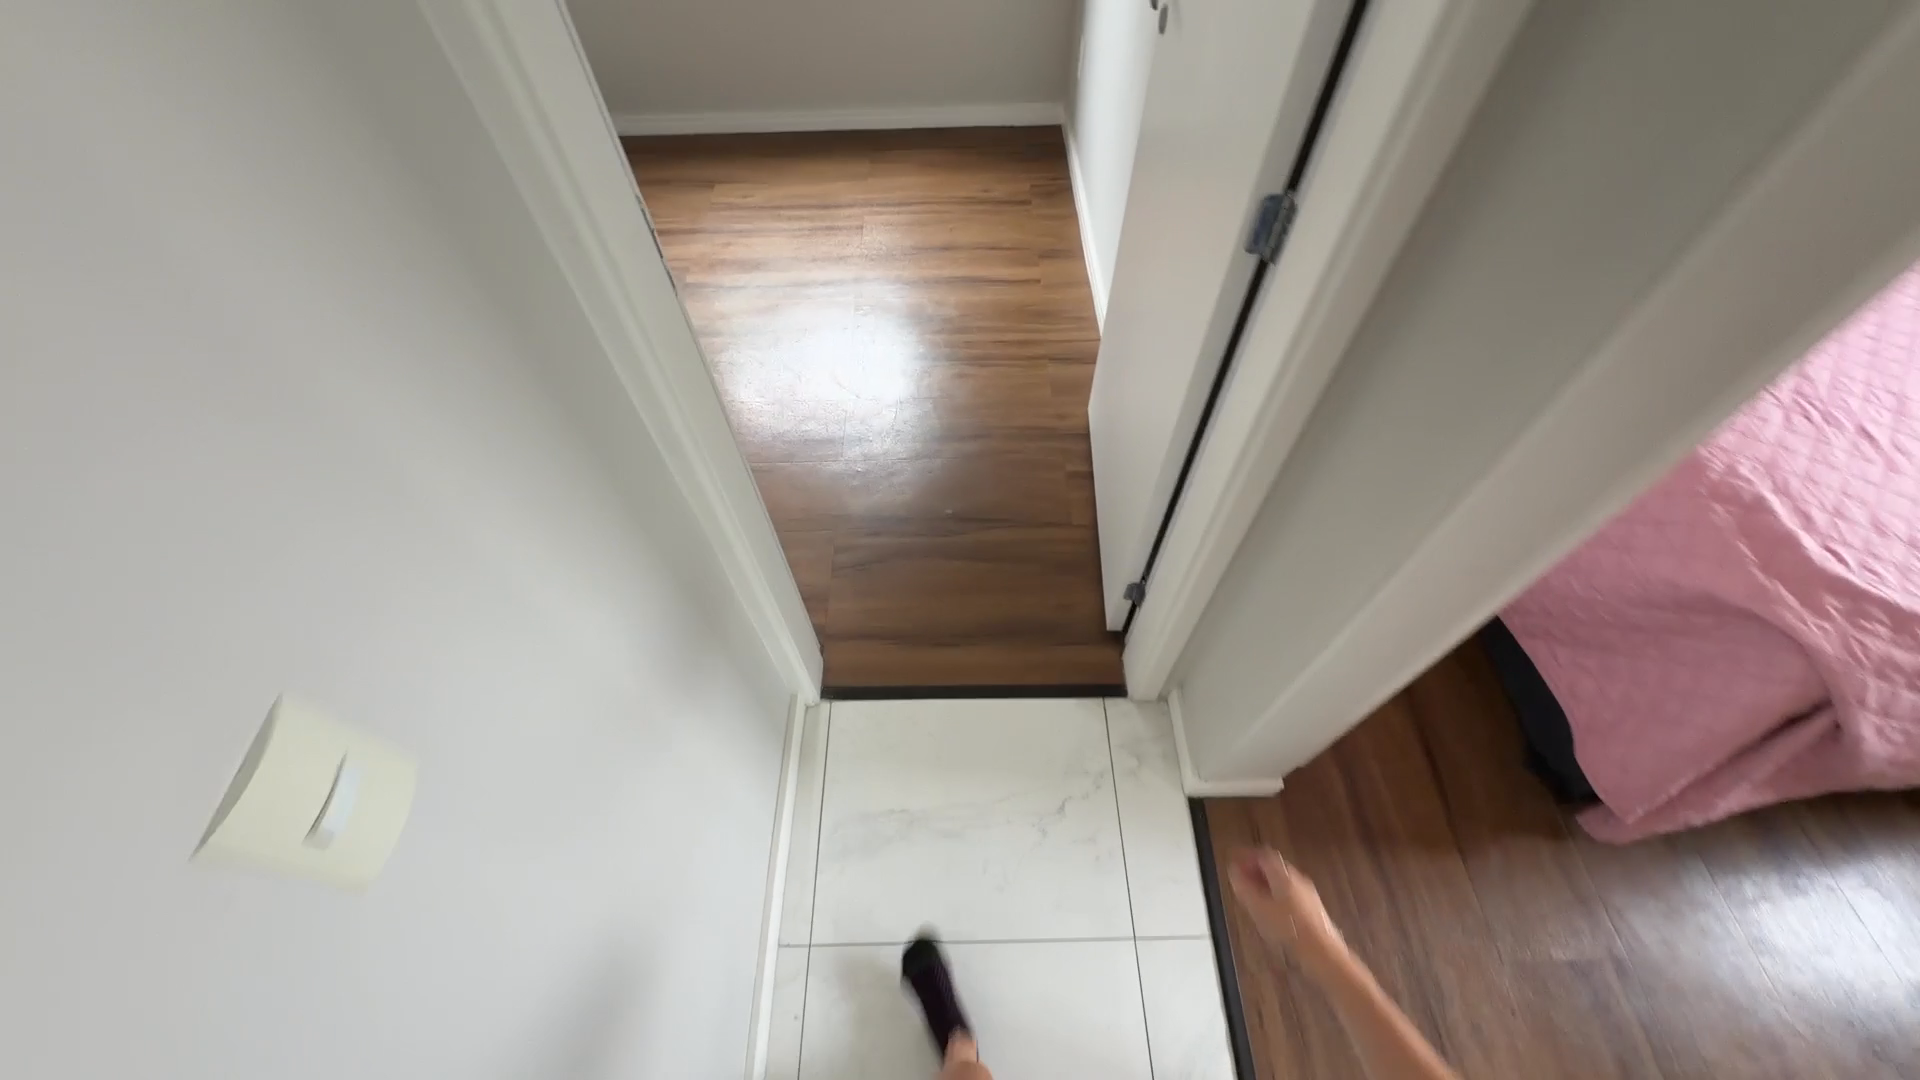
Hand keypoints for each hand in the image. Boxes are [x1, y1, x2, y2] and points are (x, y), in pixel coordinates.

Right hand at [1228, 848, 1343, 958]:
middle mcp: (1298, 879)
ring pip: (1283, 881)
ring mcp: (1308, 894)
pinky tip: (1271, 911)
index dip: (1247, 855)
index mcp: (1283, 874)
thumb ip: (1243, 886)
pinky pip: (1291, 894)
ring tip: (1253, 896)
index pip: (1263, 854)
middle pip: (1274, 866)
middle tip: (1243, 878)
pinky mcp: (1314, 909)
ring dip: (1266, 883)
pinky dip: (1277, 895)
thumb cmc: (1288, 927)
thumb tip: (1234, 872)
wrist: (1323, 952)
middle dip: (1256, 870)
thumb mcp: (1257, 907)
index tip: (1235, 860)